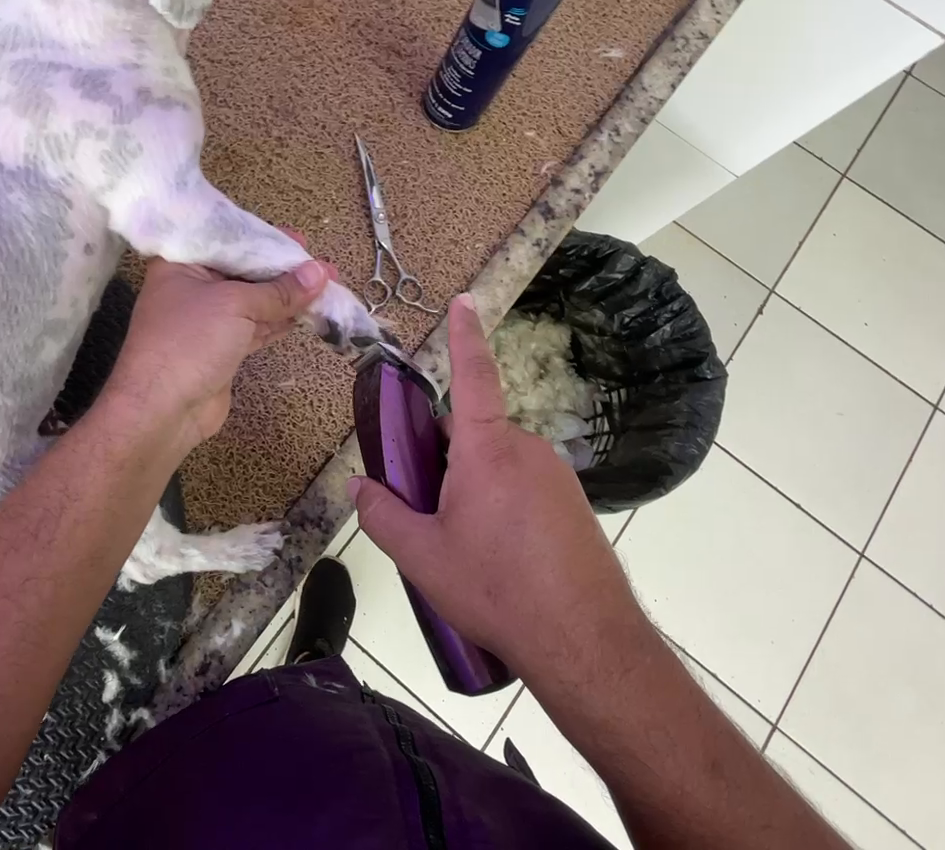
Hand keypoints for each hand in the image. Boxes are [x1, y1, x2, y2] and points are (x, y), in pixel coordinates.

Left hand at [103, 255, 331, 450]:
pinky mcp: (220, 348)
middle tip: (323, 267)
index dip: (267, 239)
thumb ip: (279, 290)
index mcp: (181, 263)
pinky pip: (256, 326)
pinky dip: (281, 320)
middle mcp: (191, 286)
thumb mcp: (235, 304)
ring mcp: (206, 320)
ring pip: (254, 300)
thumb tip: (319, 272)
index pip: (229, 241)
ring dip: (288, 297)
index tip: (303, 240)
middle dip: (284, 270)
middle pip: (244, 271)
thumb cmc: (188, 342)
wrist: (163, 410)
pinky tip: (309, 313)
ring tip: (328, 288)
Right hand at [347, 294, 653, 684]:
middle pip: (472, 433)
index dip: (464, 336)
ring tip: (461, 546)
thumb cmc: (496, 588)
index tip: (463, 301)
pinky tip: (497, 558)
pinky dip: (502, 506)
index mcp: (487, 449)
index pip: (472, 376)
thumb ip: (381, 515)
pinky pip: (525, 488)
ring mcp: (557, 478)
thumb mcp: (421, 556)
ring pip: (497, 465)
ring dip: (472, 487)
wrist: (587, 644)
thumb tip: (358, 487)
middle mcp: (527, 451)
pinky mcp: (575, 507)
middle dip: (442, 456)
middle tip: (423, 507)